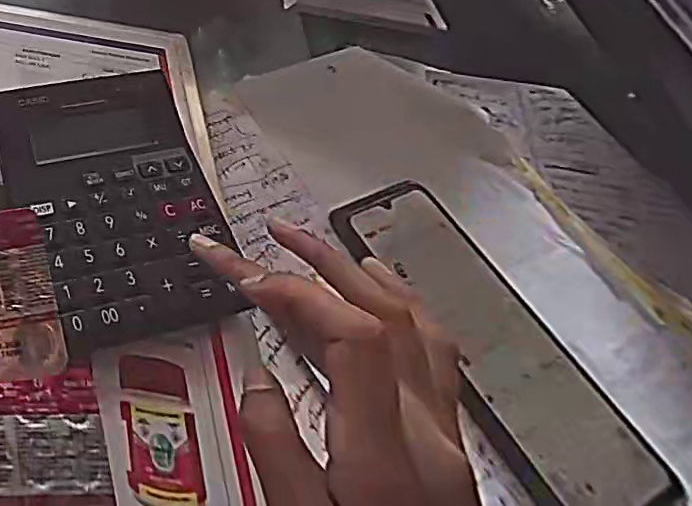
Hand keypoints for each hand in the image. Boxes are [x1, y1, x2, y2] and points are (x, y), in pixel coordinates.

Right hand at [190, 223, 477, 505]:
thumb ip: (273, 449)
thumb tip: (256, 378)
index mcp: (388, 459)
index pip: (353, 335)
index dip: (296, 291)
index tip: (245, 279)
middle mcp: (428, 436)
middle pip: (380, 315)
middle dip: (318, 261)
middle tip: (269, 234)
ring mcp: (444, 433)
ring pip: (409, 322)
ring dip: (352, 271)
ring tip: (310, 245)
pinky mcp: (446, 437)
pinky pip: (429, 346)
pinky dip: (395, 299)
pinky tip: (375, 283)